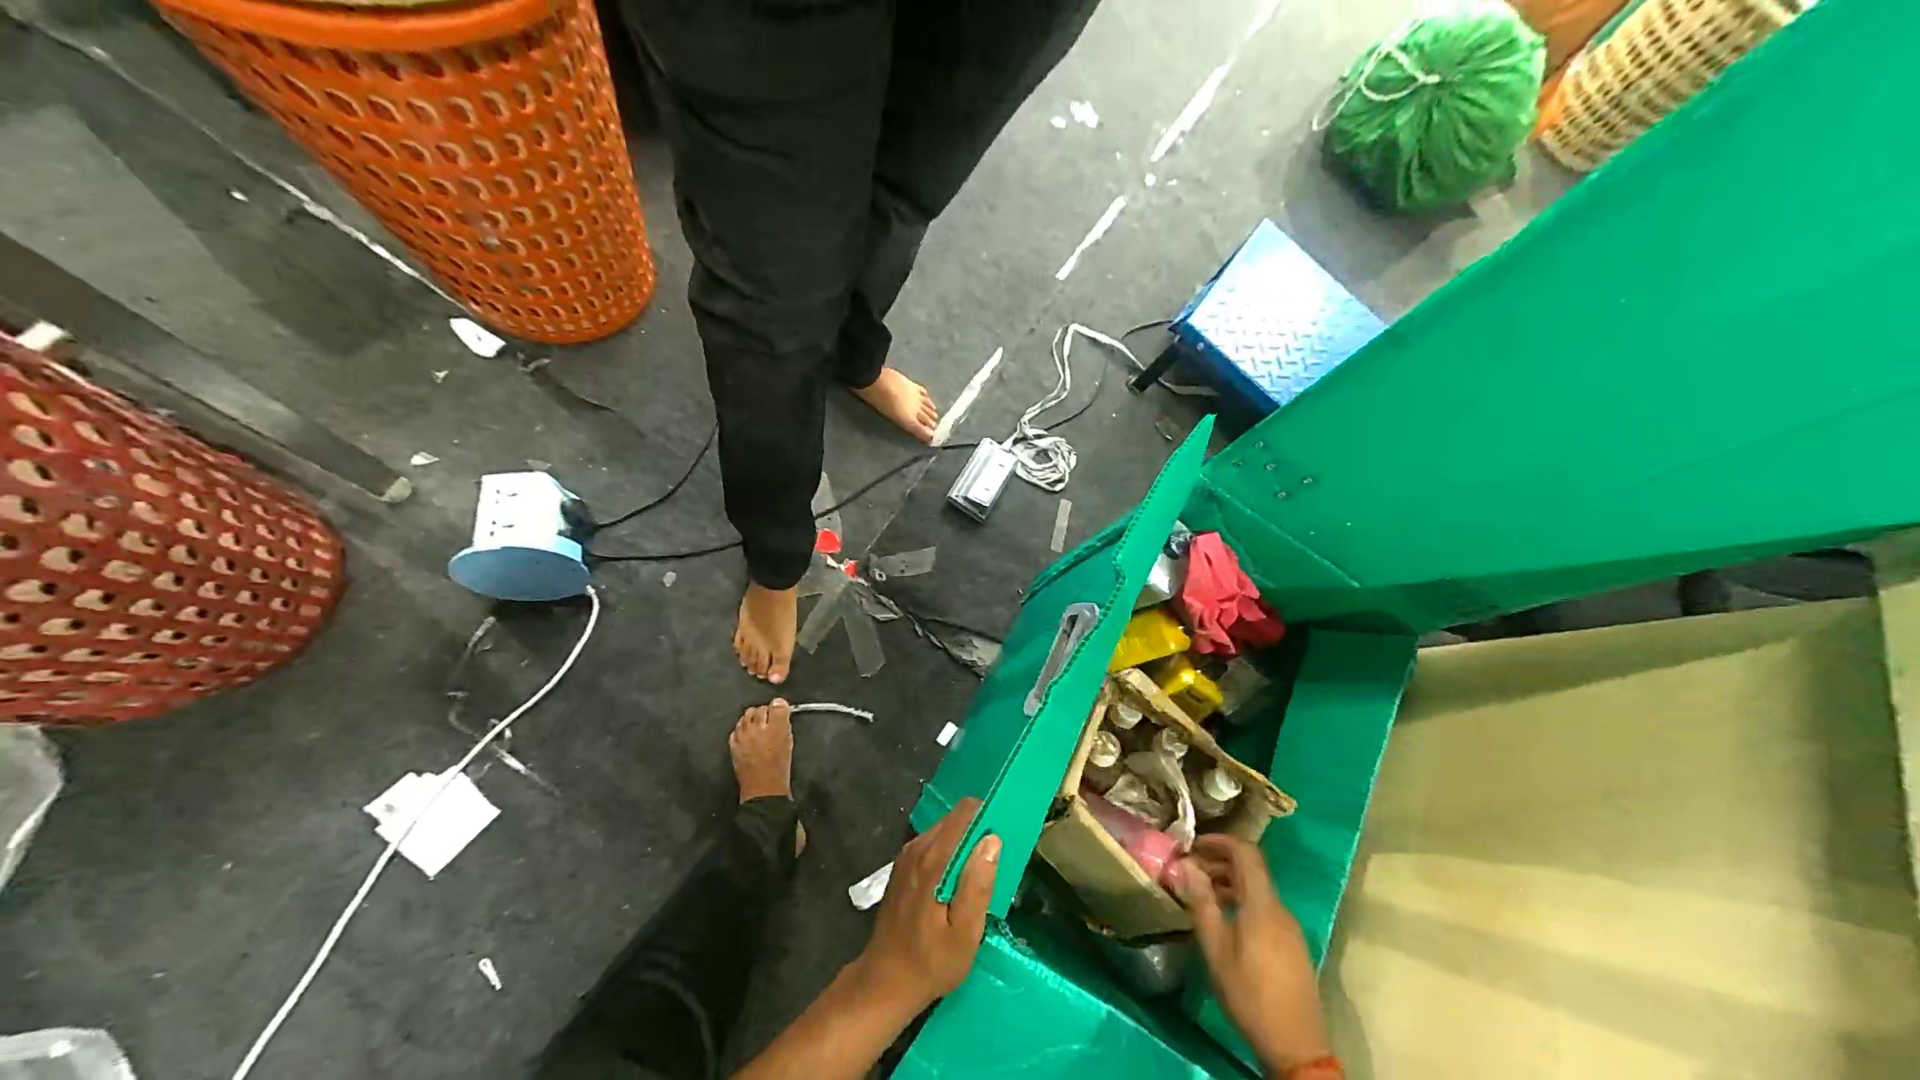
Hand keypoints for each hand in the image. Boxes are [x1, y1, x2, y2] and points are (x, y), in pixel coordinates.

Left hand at [853, 797, 1001, 1011]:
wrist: (884, 983)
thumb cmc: (930, 962)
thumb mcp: (965, 932)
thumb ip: (978, 884)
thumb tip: (992, 840)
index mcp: (932, 860)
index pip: (964, 813)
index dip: (987, 815)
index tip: (1006, 833)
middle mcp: (916, 849)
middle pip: (953, 819)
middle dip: (978, 830)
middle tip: (996, 861)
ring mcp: (906, 857)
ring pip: (942, 831)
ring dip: (964, 843)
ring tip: (980, 874)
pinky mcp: (902, 868)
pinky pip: (932, 845)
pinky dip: (949, 852)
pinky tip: (957, 882)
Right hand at [1170, 834, 1329, 1074]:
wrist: (1296, 1045)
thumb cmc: (1249, 994)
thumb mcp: (1216, 949)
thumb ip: (1202, 903)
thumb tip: (1187, 866)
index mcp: (1262, 905)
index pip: (1246, 853)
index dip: (1220, 841)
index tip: (1193, 845)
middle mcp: (1280, 908)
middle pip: (1252, 869)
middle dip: (1219, 861)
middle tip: (1190, 870)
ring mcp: (1289, 927)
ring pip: (1257, 889)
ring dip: (1229, 883)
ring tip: (1200, 894)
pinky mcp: (1291, 944)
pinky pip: (1264, 908)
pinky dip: (1241, 901)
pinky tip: (1223, 919)